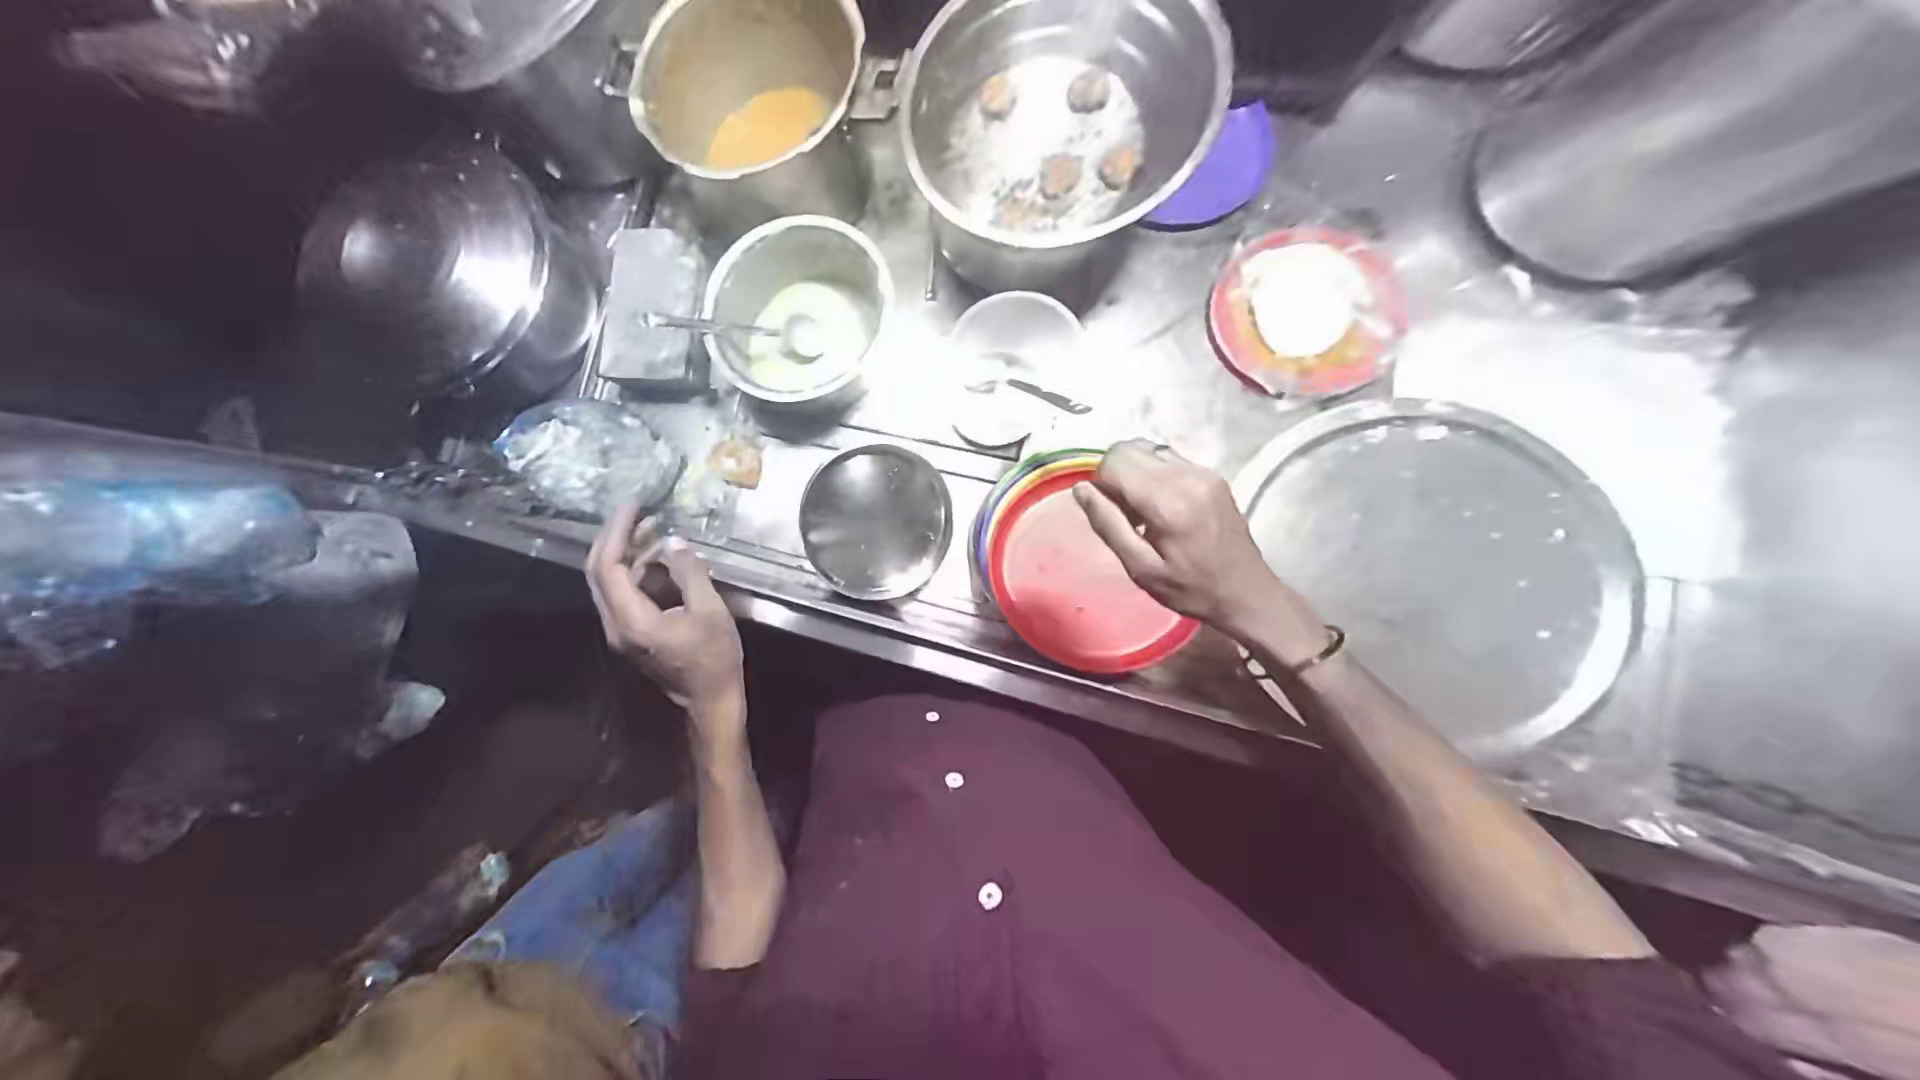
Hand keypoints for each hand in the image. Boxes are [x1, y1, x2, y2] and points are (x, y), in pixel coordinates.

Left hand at [586, 504, 743, 726]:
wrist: (710, 701)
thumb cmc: (714, 658)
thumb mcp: (710, 611)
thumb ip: (690, 574)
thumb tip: (674, 542)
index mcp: (631, 619)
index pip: (608, 566)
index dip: (617, 532)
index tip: (634, 506)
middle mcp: (616, 624)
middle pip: (600, 572)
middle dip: (617, 538)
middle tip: (640, 512)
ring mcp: (622, 632)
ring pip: (612, 583)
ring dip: (630, 555)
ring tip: (657, 531)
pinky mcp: (633, 634)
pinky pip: (626, 595)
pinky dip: (640, 572)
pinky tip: (664, 561)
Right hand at [1073, 440, 1310, 642]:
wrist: (1246, 592)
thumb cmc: (1190, 588)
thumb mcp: (1141, 568)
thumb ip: (1108, 524)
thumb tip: (1081, 489)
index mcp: (1166, 500)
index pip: (1114, 462)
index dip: (1101, 485)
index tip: (1110, 515)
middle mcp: (1186, 475)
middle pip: (1128, 448)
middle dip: (1115, 476)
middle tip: (1125, 514)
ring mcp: (1203, 471)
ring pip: (1147, 449)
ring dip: (1134, 473)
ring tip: (1143, 510)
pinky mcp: (1212, 474)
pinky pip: (1168, 459)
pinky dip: (1154, 474)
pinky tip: (1162, 507)